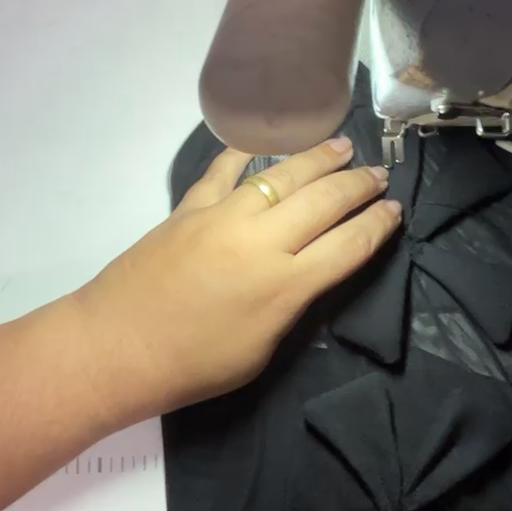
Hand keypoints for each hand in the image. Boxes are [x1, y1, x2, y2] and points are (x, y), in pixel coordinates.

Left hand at [68, 137, 400, 419]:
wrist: (116, 347)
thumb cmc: (192, 366)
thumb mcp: (260, 352)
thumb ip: (290, 306)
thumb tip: (306, 273)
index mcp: (286, 286)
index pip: (349, 245)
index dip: (378, 225)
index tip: (395, 210)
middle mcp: (262, 242)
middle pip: (325, 201)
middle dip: (359, 185)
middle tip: (378, 174)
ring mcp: (223, 217)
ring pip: (282, 175)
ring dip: (317, 159)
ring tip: (341, 146)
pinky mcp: (190, 207)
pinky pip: (224, 170)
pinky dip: (245, 153)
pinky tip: (262, 144)